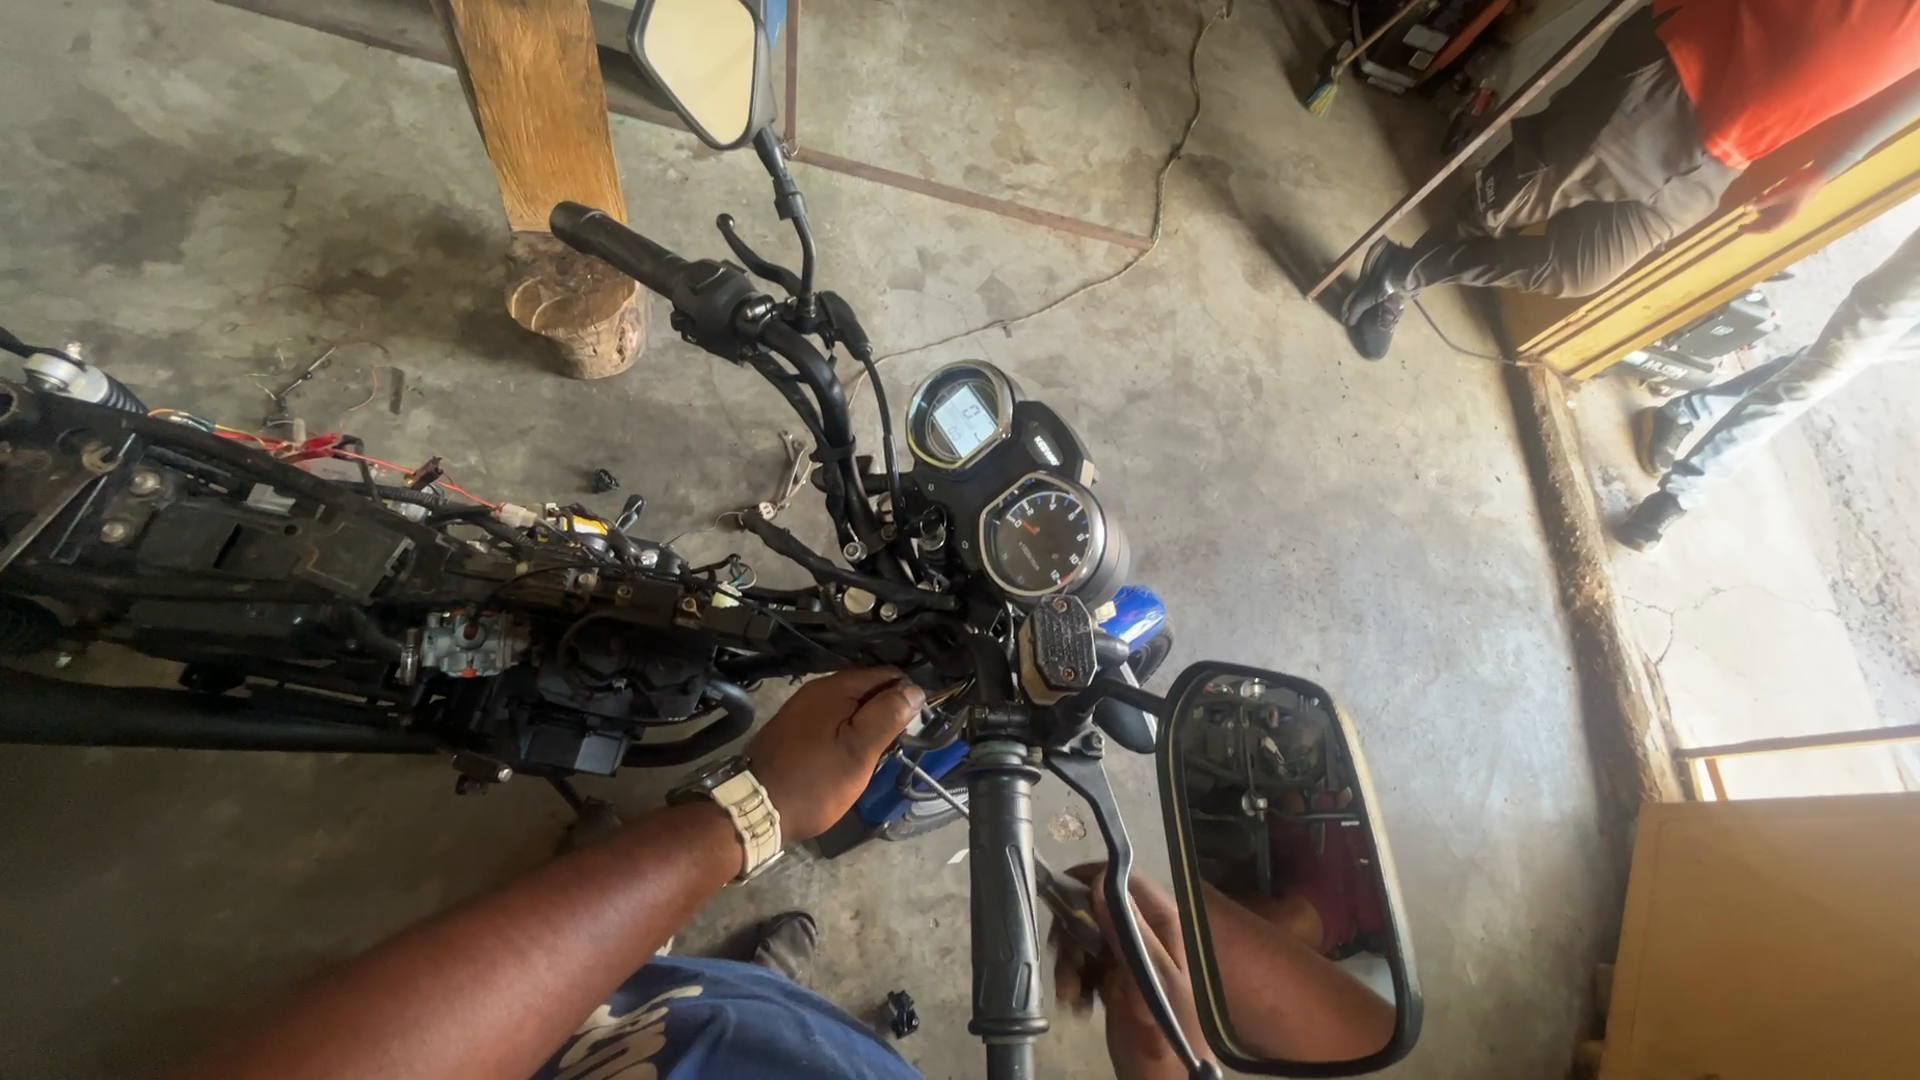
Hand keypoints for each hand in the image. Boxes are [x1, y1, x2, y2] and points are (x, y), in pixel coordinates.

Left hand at [746, 667, 923, 842]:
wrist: (755, 809)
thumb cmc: (815, 781)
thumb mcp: (859, 751)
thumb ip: (888, 716)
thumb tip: (915, 689)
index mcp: (837, 687)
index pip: (887, 674)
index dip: (907, 696)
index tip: (915, 725)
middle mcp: (818, 688)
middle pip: (867, 688)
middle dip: (886, 709)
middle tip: (896, 743)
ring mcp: (802, 707)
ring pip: (849, 704)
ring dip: (866, 721)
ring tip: (875, 752)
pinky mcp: (793, 726)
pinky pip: (831, 717)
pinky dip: (846, 729)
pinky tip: (848, 753)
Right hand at [1052, 864, 1211, 1079]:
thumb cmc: (1165, 1033)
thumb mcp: (1150, 981)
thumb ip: (1129, 931)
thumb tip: (1100, 882)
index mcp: (1163, 926)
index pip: (1125, 881)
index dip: (1092, 879)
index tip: (1062, 892)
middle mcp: (1145, 933)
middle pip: (1097, 907)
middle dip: (1074, 931)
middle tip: (1062, 956)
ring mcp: (1129, 956)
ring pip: (1086, 934)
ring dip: (1070, 960)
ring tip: (1069, 994)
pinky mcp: (1114, 978)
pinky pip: (1084, 962)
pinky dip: (1074, 978)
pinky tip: (1075, 1003)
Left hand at [1745, 166, 1823, 233]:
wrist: (1819, 172)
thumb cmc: (1799, 185)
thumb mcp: (1778, 194)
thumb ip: (1762, 202)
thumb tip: (1745, 209)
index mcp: (1786, 216)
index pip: (1767, 229)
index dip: (1753, 230)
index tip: (1740, 228)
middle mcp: (1788, 214)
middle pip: (1768, 222)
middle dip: (1754, 222)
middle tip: (1741, 222)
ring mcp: (1790, 206)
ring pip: (1770, 213)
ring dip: (1760, 210)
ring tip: (1751, 202)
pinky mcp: (1791, 198)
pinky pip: (1775, 205)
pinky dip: (1767, 202)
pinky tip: (1761, 195)